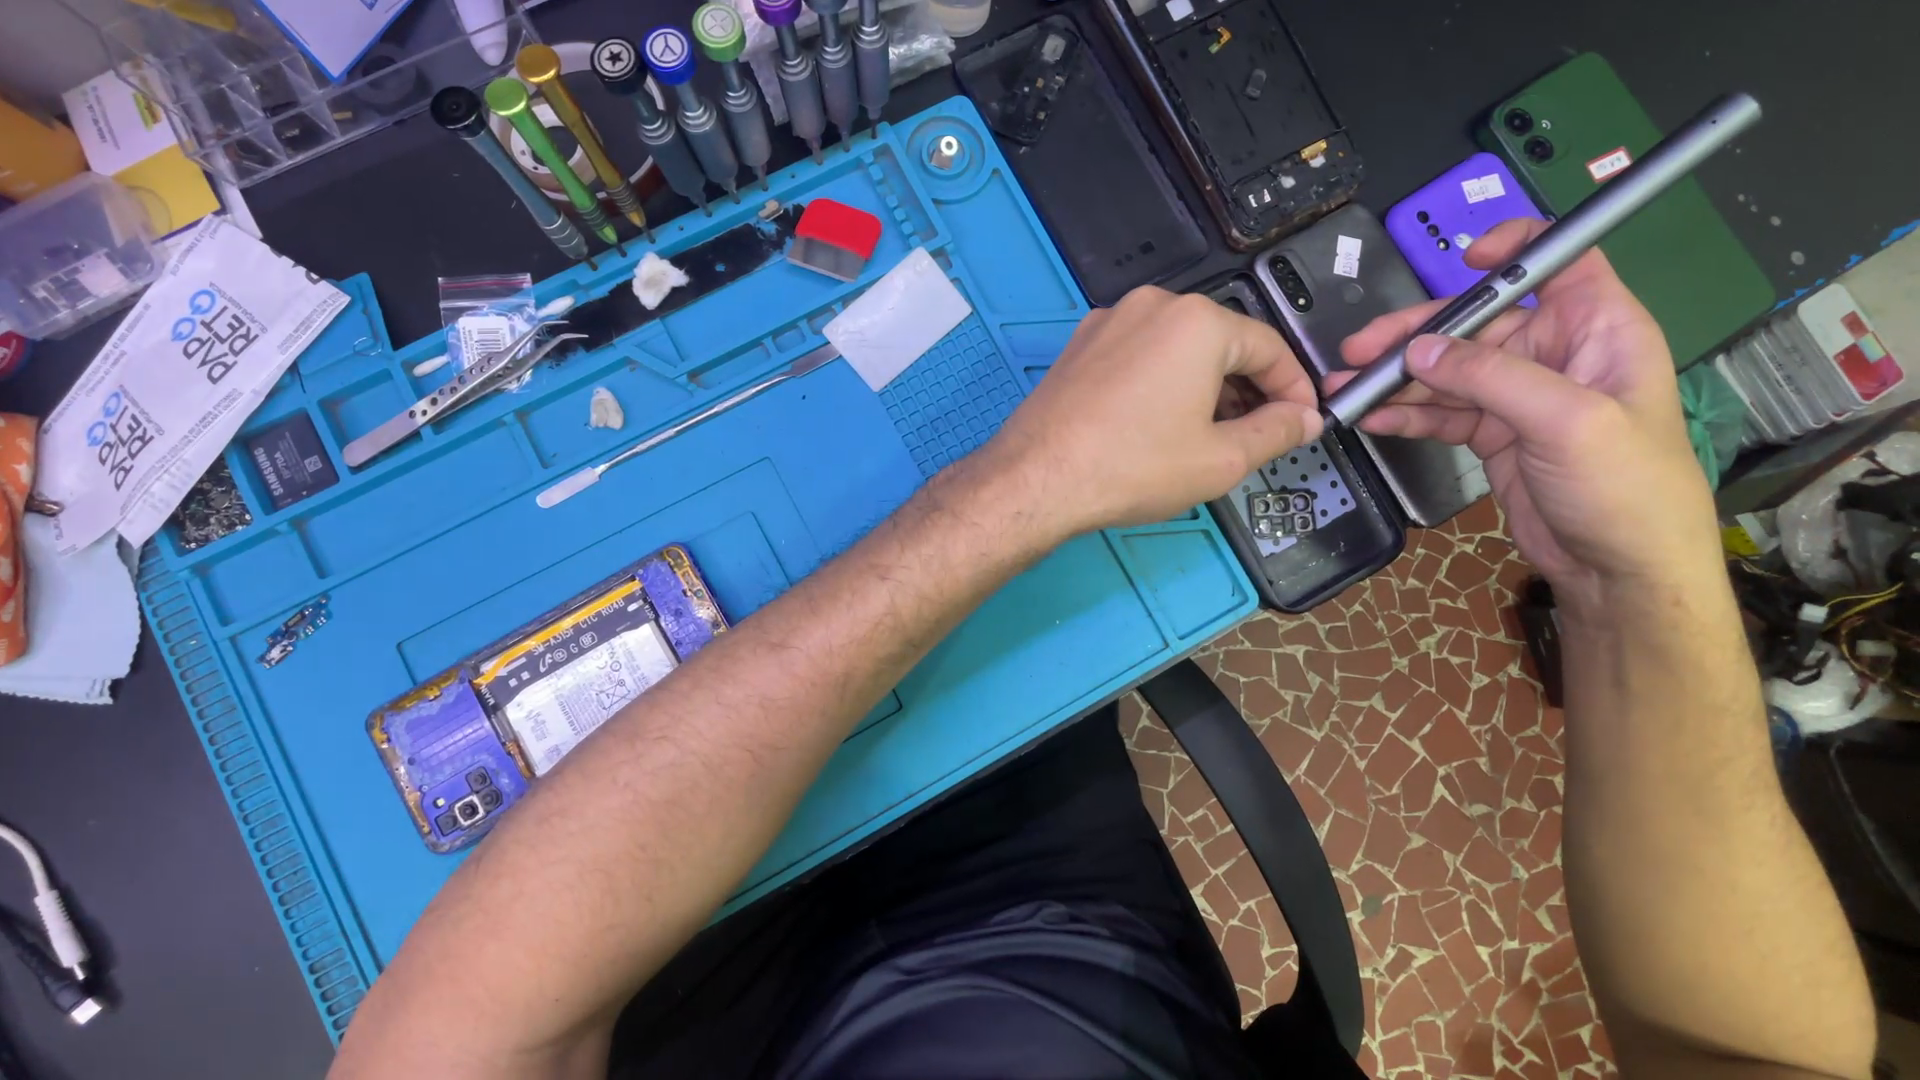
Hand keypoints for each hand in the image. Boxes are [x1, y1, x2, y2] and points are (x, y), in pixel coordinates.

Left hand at [987, 286, 1323, 533]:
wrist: (1036, 478)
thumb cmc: (1133, 467)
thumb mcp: (1221, 459)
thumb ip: (1276, 432)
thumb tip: (1306, 418)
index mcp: (1198, 322)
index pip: (1269, 347)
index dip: (1294, 388)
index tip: (1301, 422)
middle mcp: (1153, 305)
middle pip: (1222, 343)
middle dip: (1246, 388)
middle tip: (1254, 436)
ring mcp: (1109, 321)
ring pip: (1178, 348)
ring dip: (1203, 386)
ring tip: (1207, 436)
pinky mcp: (1080, 345)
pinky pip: (1139, 354)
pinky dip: (1162, 382)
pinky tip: (1157, 424)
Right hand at [1333, 218, 1721, 607]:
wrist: (1620, 569)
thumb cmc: (1625, 485)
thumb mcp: (1566, 421)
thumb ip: (1491, 378)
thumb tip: (1418, 351)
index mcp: (1596, 329)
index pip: (1560, 262)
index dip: (1516, 249)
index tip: (1463, 258)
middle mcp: (1555, 354)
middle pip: (1476, 325)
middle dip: (1416, 335)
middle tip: (1360, 349)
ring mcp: (1519, 396)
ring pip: (1448, 372)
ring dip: (1397, 381)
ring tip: (1346, 388)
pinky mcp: (1492, 434)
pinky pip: (1440, 413)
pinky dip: (1405, 416)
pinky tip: (1371, 419)